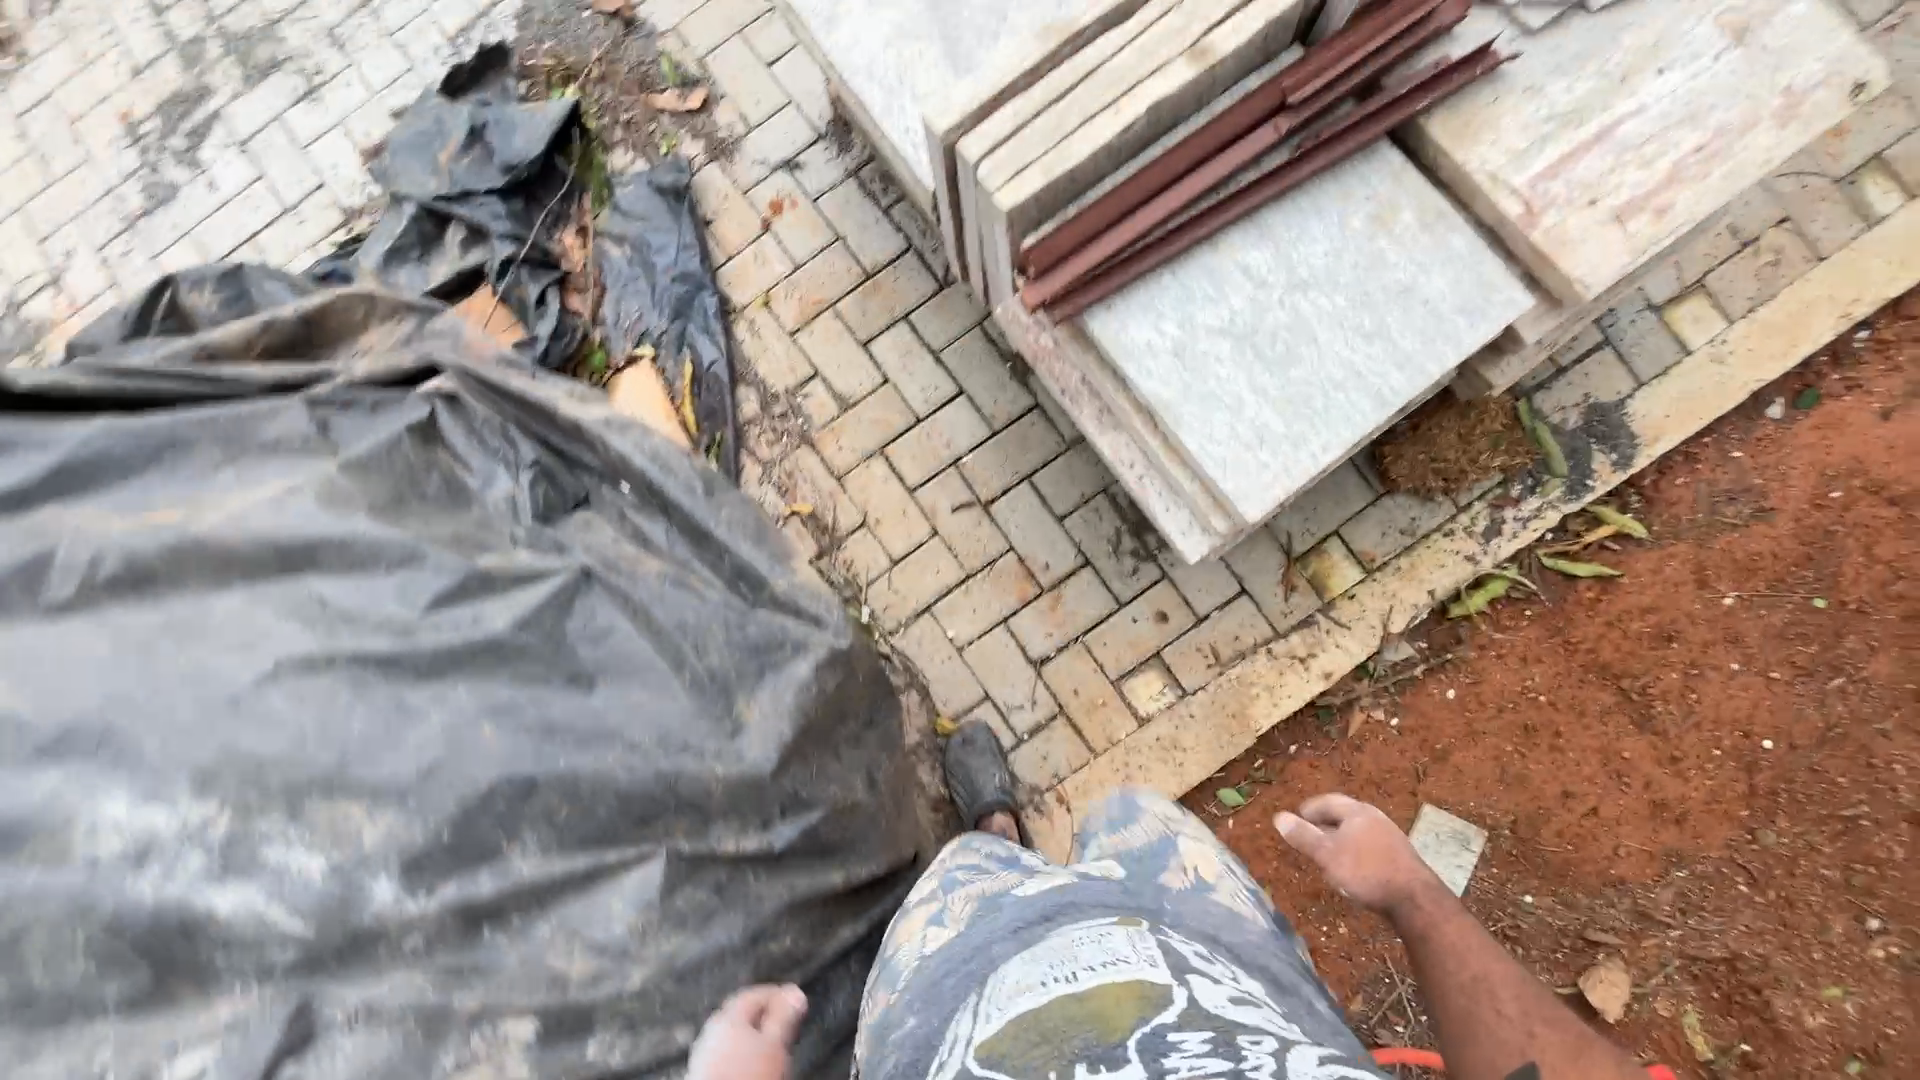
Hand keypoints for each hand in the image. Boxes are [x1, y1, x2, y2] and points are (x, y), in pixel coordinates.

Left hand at [687, 983, 807, 1079]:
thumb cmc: (747, 1074)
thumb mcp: (774, 1044)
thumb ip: (784, 1016)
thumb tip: (794, 993)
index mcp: (727, 1017)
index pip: (754, 995)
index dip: (776, 994)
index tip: (794, 999)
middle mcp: (711, 1030)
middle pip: (741, 1015)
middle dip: (764, 1016)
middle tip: (784, 1022)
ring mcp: (705, 1053)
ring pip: (734, 1036)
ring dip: (753, 1036)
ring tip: (772, 1047)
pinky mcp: (704, 1072)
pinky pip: (728, 1053)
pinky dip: (743, 1052)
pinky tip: (753, 1064)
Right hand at [1275, 794, 1445, 918]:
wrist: (1416, 900)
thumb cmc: (1366, 872)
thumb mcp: (1327, 854)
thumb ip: (1303, 836)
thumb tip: (1278, 817)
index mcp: (1357, 812)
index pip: (1328, 802)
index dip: (1310, 809)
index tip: (1298, 818)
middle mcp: (1376, 819)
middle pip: (1345, 815)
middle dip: (1326, 823)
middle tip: (1310, 834)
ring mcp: (1391, 839)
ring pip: (1358, 832)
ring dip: (1341, 839)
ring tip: (1328, 853)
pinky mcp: (1400, 859)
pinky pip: (1370, 847)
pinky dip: (1355, 852)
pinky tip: (1353, 869)